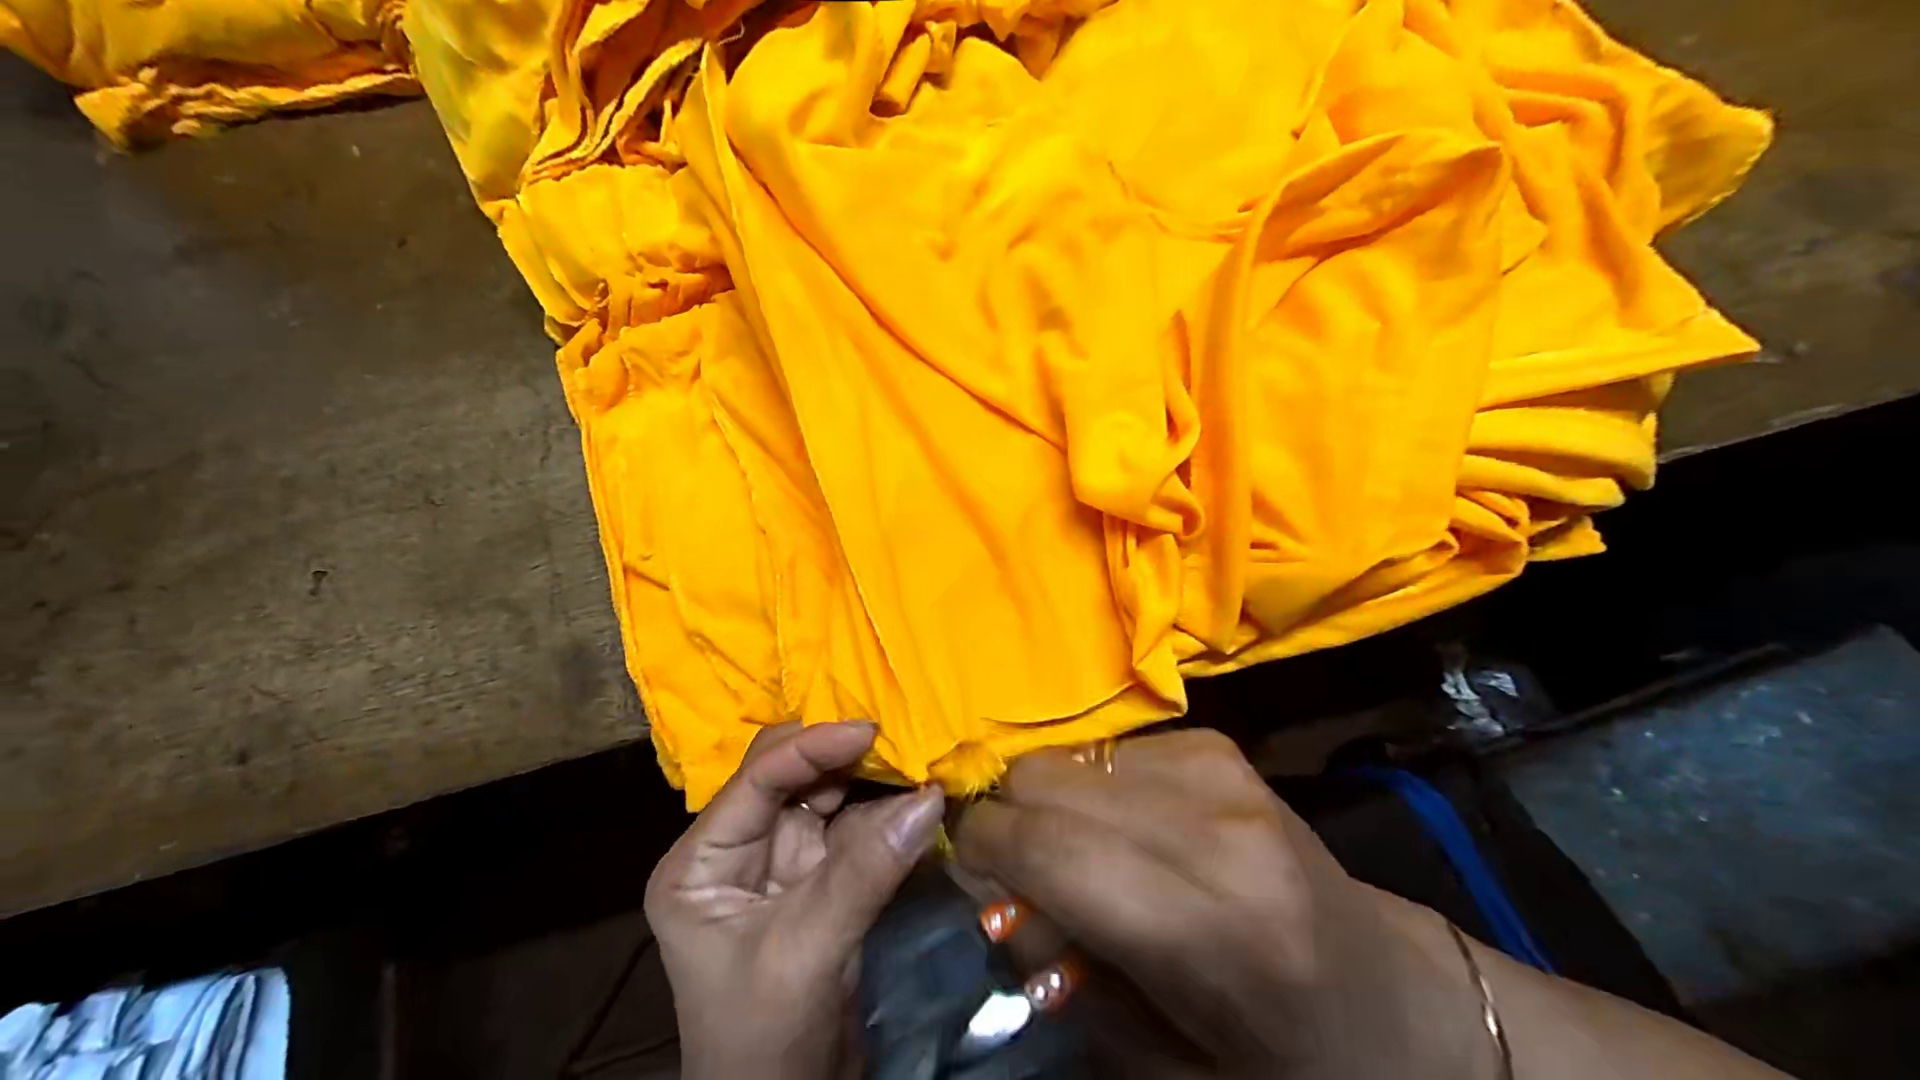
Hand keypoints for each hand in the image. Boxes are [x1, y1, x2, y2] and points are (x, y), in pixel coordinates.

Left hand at [646, 721, 945, 1079]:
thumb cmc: (763, 1036)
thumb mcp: (808, 949)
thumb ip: (866, 870)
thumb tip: (930, 796)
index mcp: (702, 859)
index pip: (757, 778)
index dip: (813, 746)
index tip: (870, 728)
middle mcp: (738, 847)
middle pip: (791, 776)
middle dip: (842, 755)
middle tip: (899, 737)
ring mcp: (781, 861)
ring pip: (826, 797)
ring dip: (868, 779)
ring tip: (915, 758)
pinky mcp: (819, 879)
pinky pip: (853, 830)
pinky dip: (884, 815)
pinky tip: (916, 801)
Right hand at [954, 729, 1494, 1079]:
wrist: (1383, 993)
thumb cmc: (1274, 1050)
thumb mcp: (1157, 1054)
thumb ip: (1061, 966)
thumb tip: (990, 891)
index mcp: (1209, 924)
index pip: (1047, 848)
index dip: (983, 848)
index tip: (966, 868)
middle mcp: (1215, 824)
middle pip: (1043, 780)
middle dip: (1007, 820)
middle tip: (1020, 871)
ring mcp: (1220, 768)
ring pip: (1066, 756)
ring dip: (1048, 801)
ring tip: (1076, 851)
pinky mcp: (1218, 743)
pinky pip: (1106, 749)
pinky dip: (1090, 786)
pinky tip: (1122, 827)